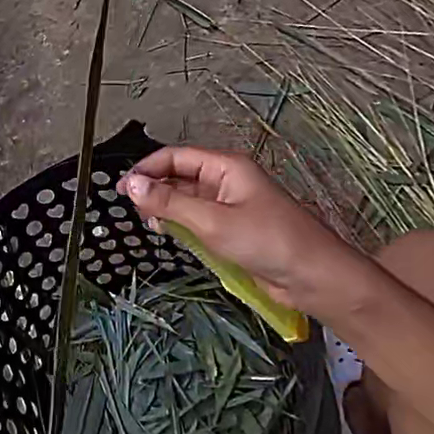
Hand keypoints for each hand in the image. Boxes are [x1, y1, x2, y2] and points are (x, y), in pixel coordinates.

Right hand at [117, 146, 356, 313]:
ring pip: (186, 200)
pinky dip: (180, 225)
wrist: (312, 276)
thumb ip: (169, 203)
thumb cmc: (268, 242)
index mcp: (227, 167)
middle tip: (134, 210)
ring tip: (151, 224)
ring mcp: (229, 206)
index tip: (122, 188)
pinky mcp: (230, 229)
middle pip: (179, 177)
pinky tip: (170, 234)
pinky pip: (197, 220)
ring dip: (166, 209)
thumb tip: (133, 184)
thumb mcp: (212, 221)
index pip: (176, 157)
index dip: (147, 169)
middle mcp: (227, 182)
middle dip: (155, 190)